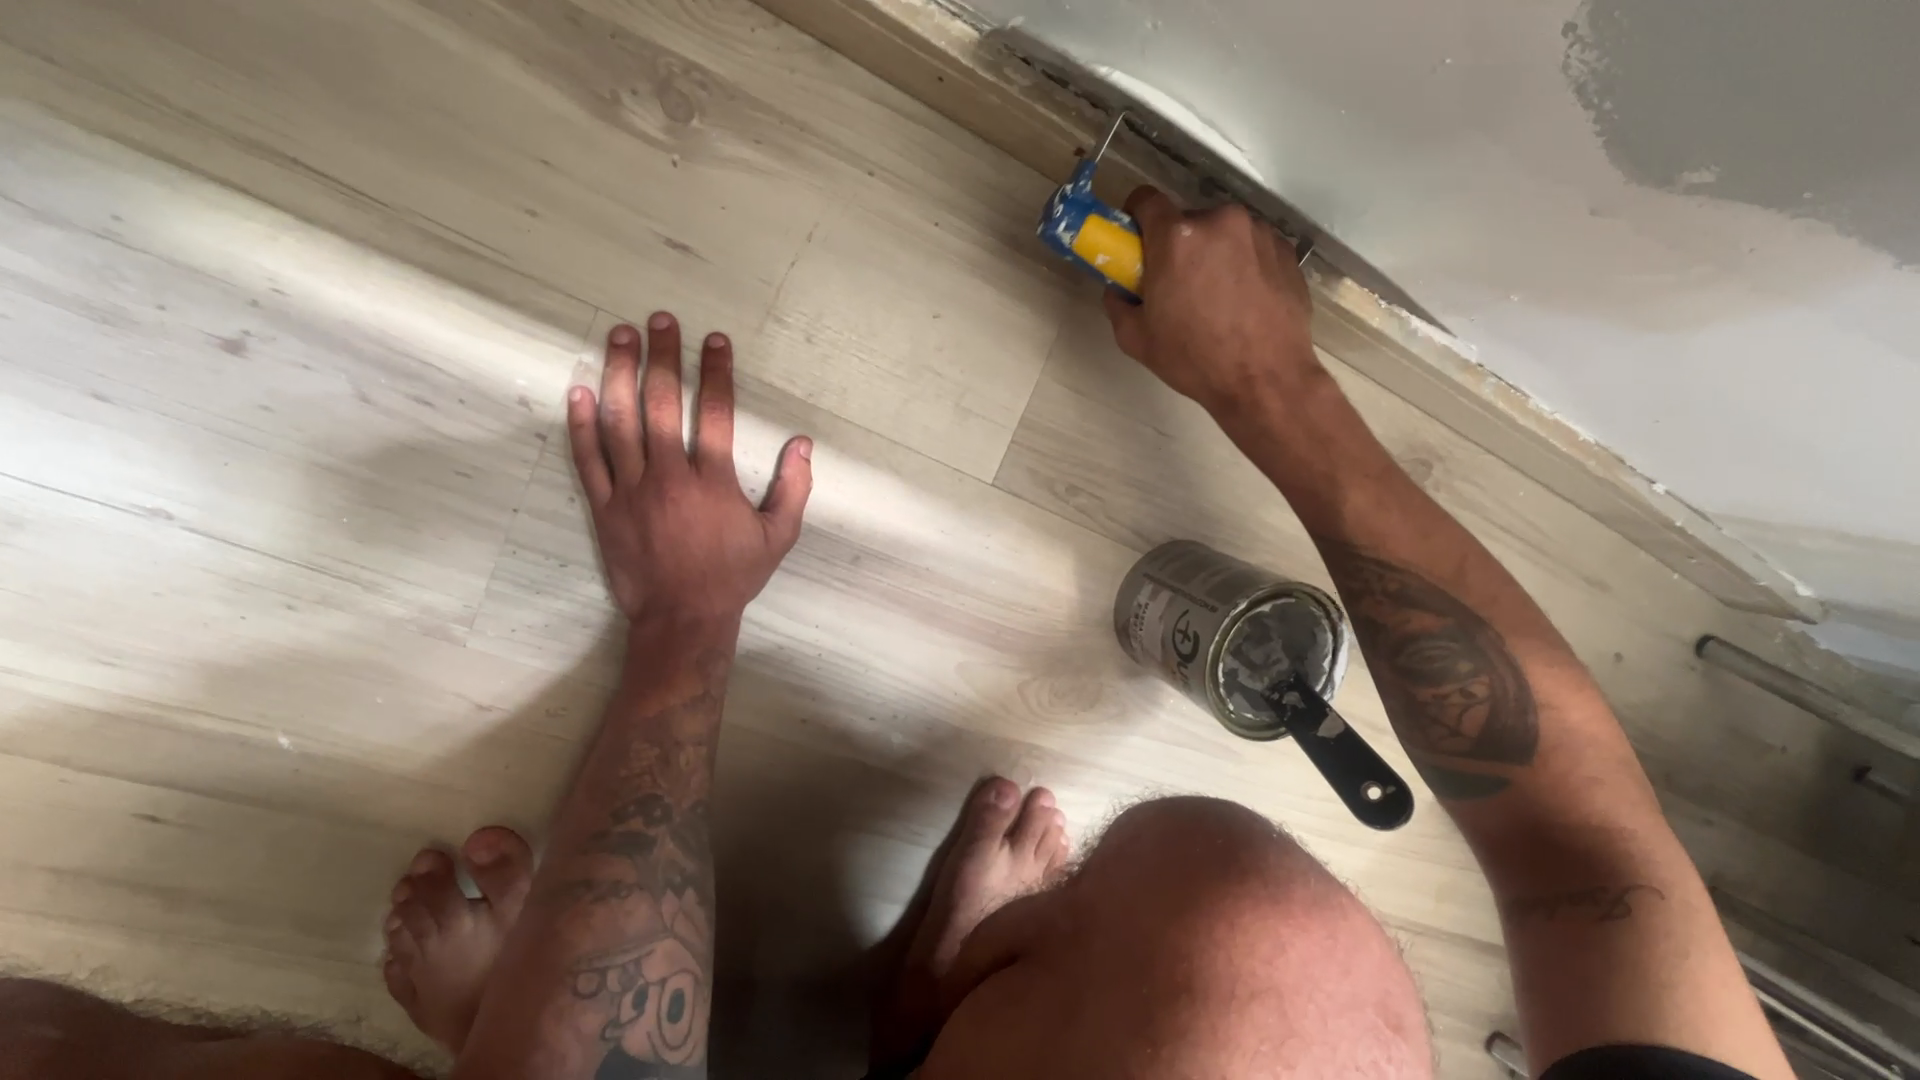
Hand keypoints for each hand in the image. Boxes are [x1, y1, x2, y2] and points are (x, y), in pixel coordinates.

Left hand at [567, 313, 811, 630]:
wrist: (682, 618)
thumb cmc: (733, 576)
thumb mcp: (778, 537)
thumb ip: (793, 489)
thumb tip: (802, 444)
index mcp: (714, 482)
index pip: (714, 413)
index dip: (715, 372)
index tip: (715, 340)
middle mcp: (670, 477)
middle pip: (662, 404)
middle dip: (662, 357)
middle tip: (659, 321)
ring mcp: (632, 490)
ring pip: (621, 422)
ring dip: (620, 374)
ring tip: (620, 336)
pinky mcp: (604, 507)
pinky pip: (588, 459)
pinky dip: (581, 424)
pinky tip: (580, 390)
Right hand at [1101, 187, 1320, 419]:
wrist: (1266, 379)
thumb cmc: (1195, 359)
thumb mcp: (1137, 340)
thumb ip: (1118, 305)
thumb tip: (1118, 290)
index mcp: (1176, 238)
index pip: (1147, 199)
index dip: (1137, 216)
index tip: (1137, 240)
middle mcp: (1219, 221)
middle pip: (1187, 220)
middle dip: (1178, 246)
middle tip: (1178, 285)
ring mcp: (1258, 232)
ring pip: (1223, 233)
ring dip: (1213, 254)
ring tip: (1216, 297)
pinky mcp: (1285, 249)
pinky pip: (1253, 246)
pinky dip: (1243, 264)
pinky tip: (1244, 301)